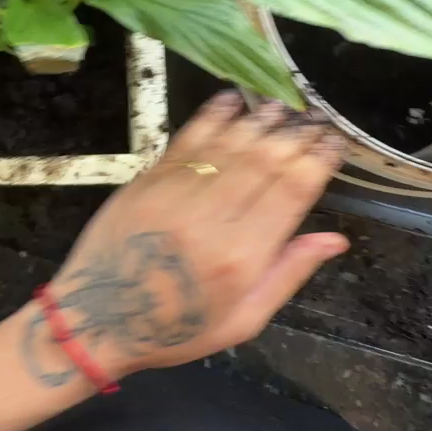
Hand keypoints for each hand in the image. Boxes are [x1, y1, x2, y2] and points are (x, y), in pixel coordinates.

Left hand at [21, 91, 347, 383]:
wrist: (97, 318)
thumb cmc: (175, 329)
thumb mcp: (242, 320)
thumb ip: (287, 274)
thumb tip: (334, 239)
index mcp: (242, 256)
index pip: (291, 191)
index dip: (317, 160)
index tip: (334, 141)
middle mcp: (210, 219)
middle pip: (262, 162)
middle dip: (293, 135)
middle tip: (313, 116)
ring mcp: (173, 196)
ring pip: (225, 146)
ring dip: (255, 121)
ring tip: (278, 105)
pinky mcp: (145, 183)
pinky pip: (183, 143)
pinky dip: (208, 119)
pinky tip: (227, 101)